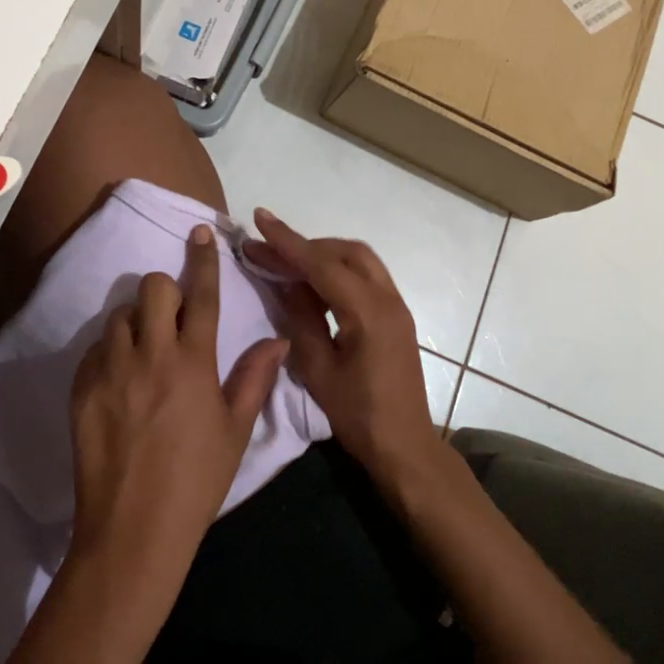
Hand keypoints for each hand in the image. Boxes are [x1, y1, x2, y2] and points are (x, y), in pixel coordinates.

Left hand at [68, 224, 289, 570]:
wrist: (134, 527)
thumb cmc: (197, 481)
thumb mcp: (235, 431)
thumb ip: (254, 378)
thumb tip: (276, 340)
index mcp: (194, 362)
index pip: (202, 293)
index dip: (203, 258)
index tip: (200, 232)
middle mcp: (150, 354)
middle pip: (152, 288)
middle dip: (165, 291)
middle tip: (172, 318)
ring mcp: (110, 369)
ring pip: (119, 315)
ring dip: (135, 322)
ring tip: (144, 352)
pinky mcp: (81, 387)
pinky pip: (95, 349)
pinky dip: (110, 353)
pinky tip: (119, 381)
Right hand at [246, 209, 440, 483]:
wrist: (405, 446)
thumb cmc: (358, 415)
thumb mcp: (318, 369)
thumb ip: (301, 318)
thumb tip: (284, 281)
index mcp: (367, 312)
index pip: (321, 264)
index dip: (287, 240)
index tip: (259, 218)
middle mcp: (387, 299)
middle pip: (344, 252)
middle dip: (305, 244)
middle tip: (267, 248)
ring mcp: (396, 306)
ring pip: (359, 259)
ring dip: (323, 253)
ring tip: (287, 261)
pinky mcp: (396, 316)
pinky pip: (366, 276)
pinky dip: (338, 269)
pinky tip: (313, 282)